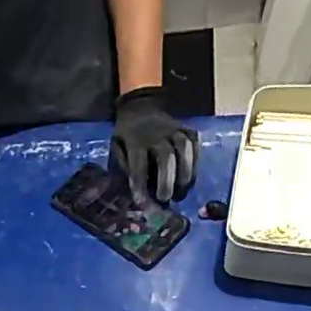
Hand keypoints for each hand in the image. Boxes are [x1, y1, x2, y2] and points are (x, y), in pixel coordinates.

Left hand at [110, 87, 196, 203]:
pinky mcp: (189, 130)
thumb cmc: (126, 137)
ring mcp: (175, 130)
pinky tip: (190, 181)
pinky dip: (194, 165)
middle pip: (166, 158)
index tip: (141, 201)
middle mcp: (157, 134)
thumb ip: (122, 167)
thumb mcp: (116, 149)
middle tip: (165, 199)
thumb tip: (130, 189)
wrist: (141, 109)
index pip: (138, 164)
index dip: (140, 183)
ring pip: (184, 151)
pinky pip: (194, 148)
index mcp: (135, 141)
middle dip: (166, 181)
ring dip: (184, 175)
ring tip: (180, 194)